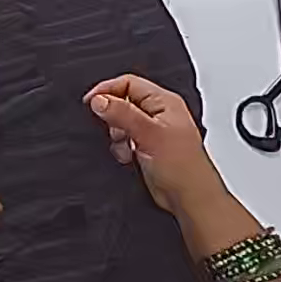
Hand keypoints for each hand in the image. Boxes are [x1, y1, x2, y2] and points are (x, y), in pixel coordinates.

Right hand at [84, 74, 260, 259]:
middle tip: (114, 130)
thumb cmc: (183, 167)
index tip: (91, 103)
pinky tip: (127, 156)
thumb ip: (122, 114)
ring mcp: (151, 131)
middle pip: (122, 102)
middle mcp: (158, 113)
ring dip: (116, 136)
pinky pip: (123, 139)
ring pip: (120, 122)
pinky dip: (120, 147)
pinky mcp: (145, 147)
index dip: (108, 90)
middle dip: (113, 117)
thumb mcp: (149, 134)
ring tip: (124, 147)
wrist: (189, 198)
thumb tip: (99, 100)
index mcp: (164, 101)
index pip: (128, 83)